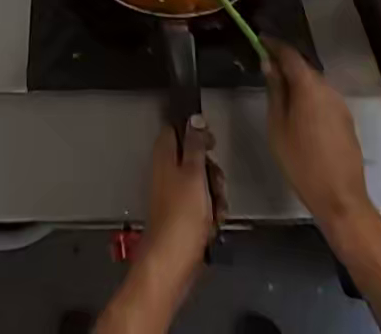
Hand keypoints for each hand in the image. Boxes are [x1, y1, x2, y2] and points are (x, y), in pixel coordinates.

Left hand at [97, 117, 225, 333]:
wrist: (172, 262)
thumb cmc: (182, 216)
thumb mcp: (194, 173)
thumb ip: (196, 144)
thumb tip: (194, 118)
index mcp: (165, 155)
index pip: (177, 129)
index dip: (196, 132)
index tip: (211, 143)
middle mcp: (167, 171)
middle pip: (195, 157)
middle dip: (212, 170)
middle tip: (215, 183)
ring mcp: (174, 193)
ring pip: (202, 181)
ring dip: (215, 194)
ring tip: (215, 209)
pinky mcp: (183, 214)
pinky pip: (202, 204)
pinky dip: (211, 211)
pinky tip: (213, 223)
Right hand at [263, 38, 376, 231]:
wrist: (341, 198)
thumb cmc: (301, 162)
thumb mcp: (277, 125)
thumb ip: (275, 90)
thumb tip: (269, 64)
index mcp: (309, 86)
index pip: (290, 54)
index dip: (273, 44)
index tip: (259, 40)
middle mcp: (327, 89)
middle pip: (304, 67)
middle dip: (285, 63)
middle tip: (265, 65)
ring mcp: (340, 104)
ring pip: (314, 83)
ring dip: (297, 80)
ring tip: (278, 89)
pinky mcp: (345, 120)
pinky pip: (323, 98)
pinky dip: (308, 95)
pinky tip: (297, 110)